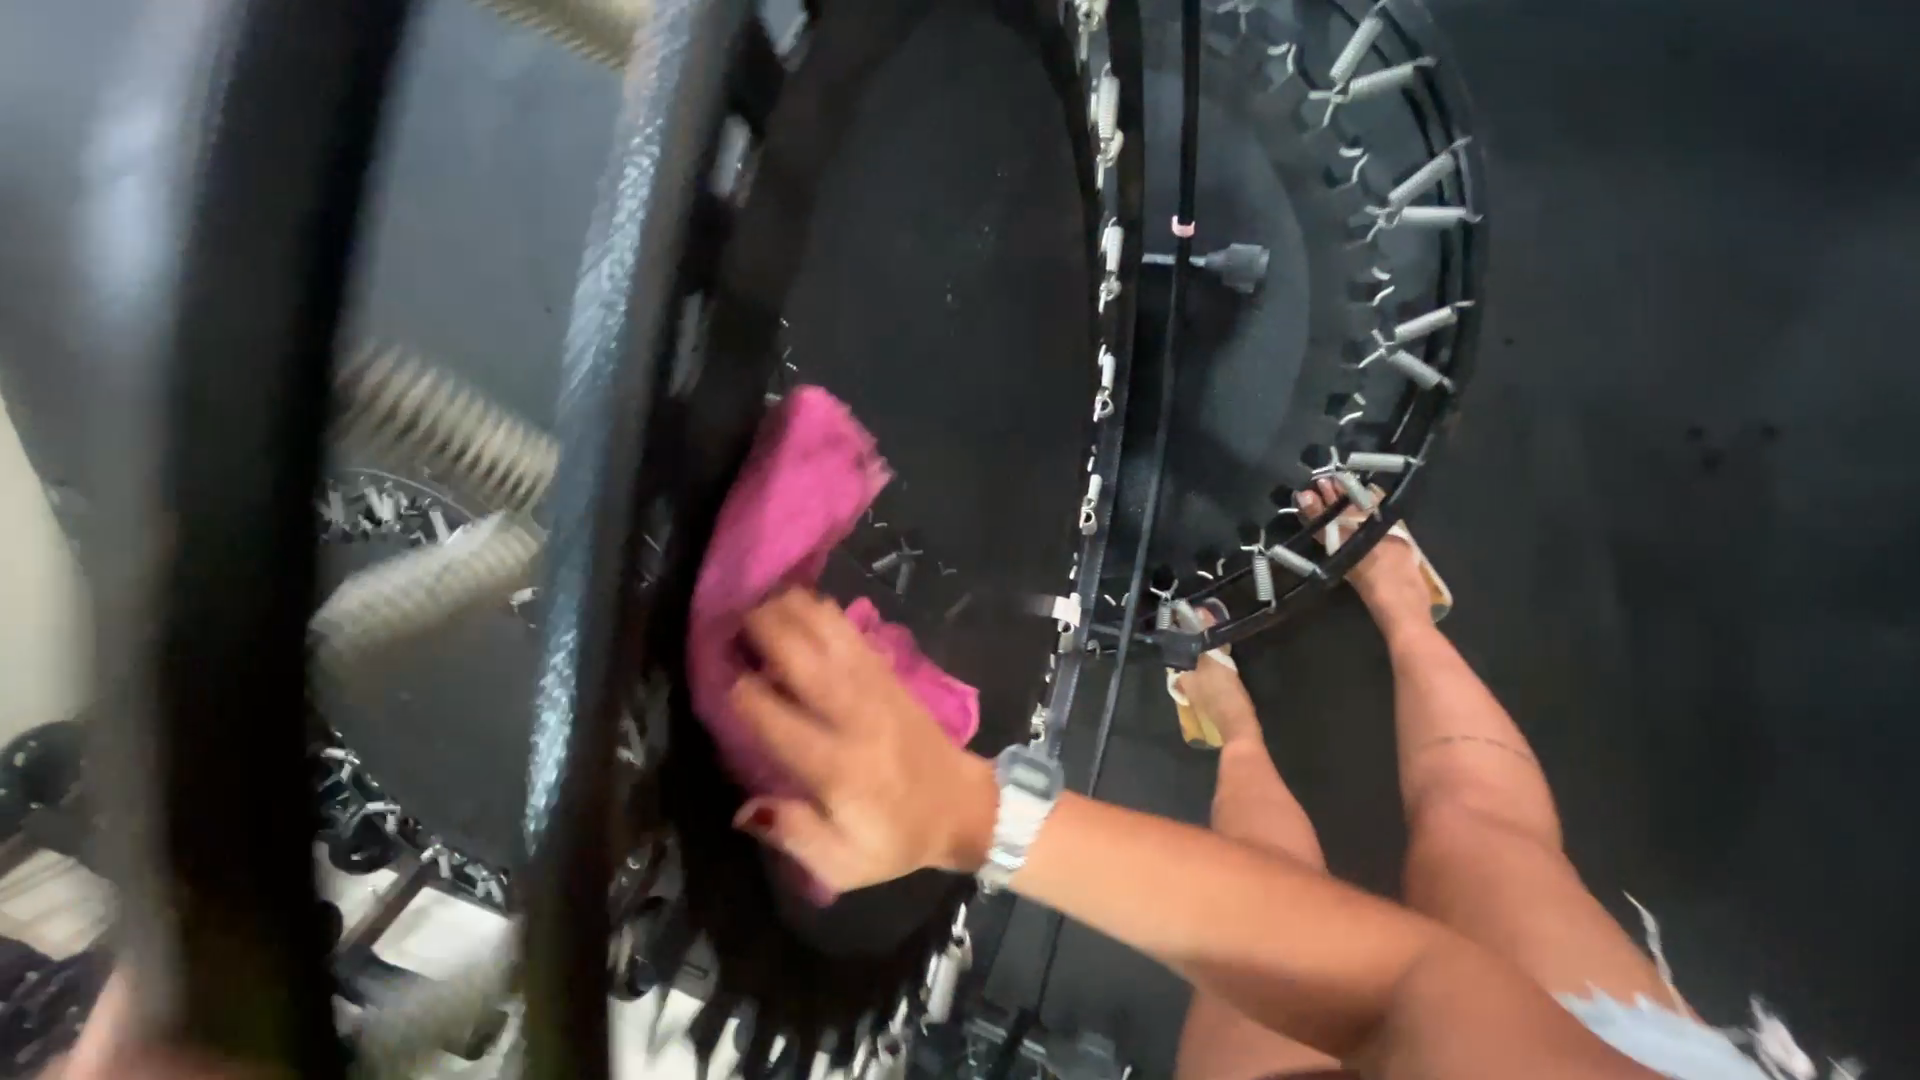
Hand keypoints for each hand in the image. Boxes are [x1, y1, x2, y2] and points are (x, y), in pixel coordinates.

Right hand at [729, 590, 996, 895]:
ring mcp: (876, 688)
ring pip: (831, 636)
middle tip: (729, 620)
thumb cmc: (895, 837)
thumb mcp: (843, 861)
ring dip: (792, 612)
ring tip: (759, 600)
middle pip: (805, 662)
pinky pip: (852, 633)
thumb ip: (793, 835)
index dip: (743, 694)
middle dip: (765, 633)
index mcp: (839, 767)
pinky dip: (824, 612)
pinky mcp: (890, 675)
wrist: (960, 807)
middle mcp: (855, 718)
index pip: (779, 721)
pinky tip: (800, 599)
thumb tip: (742, 808)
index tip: (717, 676)